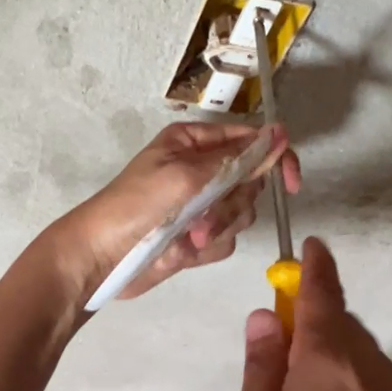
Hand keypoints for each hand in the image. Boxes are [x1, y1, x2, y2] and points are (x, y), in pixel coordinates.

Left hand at [50, 121, 301, 301]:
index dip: (275, 158)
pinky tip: (182, 251)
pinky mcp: (198, 236)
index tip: (290, 183)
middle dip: (232, 204)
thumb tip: (281, 133)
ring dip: (218, 228)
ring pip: (242, 214)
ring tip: (187, 237)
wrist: (101, 257)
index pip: (251, 141)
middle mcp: (202, 168)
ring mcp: (201, 204)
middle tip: (203, 216)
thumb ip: (236, 159)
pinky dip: (208, 247)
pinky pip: (226, 240)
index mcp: (195, 142)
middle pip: (251, 181)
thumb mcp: (185, 175)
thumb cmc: (136, 205)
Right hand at [224, 239, 391, 390]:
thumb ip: (259, 375)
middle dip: (317, 328)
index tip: (312, 245)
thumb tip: (266, 320)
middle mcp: (378, 377)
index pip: (324, 298)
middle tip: (283, 362)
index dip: (315, 268)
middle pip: (346, 330)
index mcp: (328, 370)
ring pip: (370, 363)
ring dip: (341, 365)